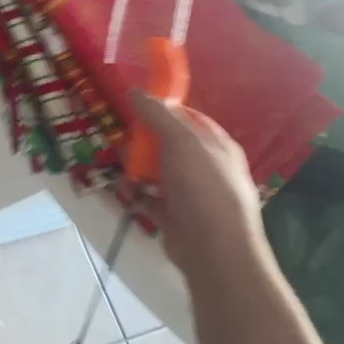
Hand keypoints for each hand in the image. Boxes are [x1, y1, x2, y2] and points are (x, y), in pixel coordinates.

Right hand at [135, 91, 269, 280]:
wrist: (214, 252)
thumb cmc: (203, 189)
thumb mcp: (181, 142)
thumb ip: (158, 115)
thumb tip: (136, 91)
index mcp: (217, 146)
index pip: (189, 117)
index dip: (164, 110)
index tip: (137, 108)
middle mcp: (207, 167)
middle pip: (169, 143)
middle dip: (145, 142)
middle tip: (128, 144)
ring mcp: (193, 193)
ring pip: (158, 170)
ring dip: (138, 169)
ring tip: (126, 172)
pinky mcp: (178, 216)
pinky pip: (152, 196)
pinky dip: (139, 193)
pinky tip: (127, 192)